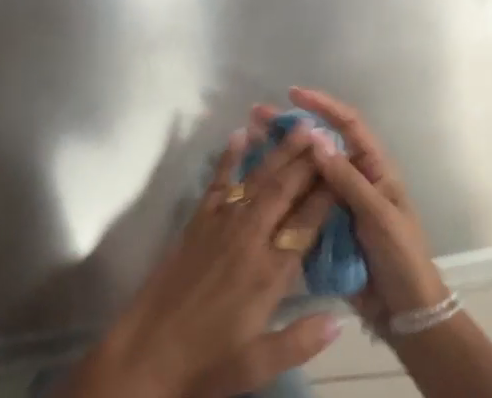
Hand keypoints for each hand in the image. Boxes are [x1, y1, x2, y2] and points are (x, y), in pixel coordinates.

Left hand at [64, 123, 344, 397]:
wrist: (146, 351)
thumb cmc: (207, 362)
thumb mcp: (259, 364)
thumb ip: (301, 340)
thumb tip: (339, 318)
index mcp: (268, 273)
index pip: (306, 224)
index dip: (327, 195)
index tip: (344, 168)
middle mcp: (246, 239)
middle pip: (282, 192)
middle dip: (306, 161)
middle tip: (326, 134)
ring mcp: (218, 226)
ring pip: (254, 181)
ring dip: (277, 153)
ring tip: (298, 127)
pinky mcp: (195, 223)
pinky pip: (217, 183)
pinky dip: (229, 158)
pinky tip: (240, 135)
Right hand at [253, 87, 448, 323]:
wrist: (404, 311)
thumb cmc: (401, 257)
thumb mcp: (379, 216)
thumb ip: (348, 179)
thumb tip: (317, 139)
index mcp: (374, 169)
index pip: (349, 125)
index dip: (324, 105)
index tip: (294, 94)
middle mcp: (353, 178)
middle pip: (319, 144)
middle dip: (290, 127)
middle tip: (257, 115)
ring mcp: (336, 202)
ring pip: (304, 170)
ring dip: (279, 154)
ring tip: (249, 142)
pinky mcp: (322, 224)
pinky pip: (298, 199)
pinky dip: (279, 187)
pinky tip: (255, 181)